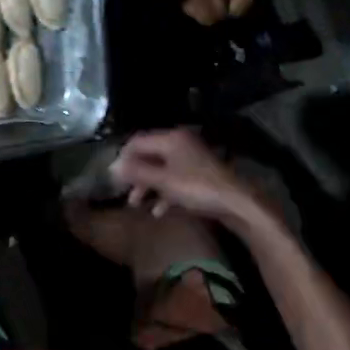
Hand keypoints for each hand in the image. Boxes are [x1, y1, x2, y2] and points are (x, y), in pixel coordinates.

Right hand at [110, 128, 265, 224]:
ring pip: (160, 169)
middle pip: (148, 156)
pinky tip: (159, 210)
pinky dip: (164, 192)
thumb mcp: (163, 181)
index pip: (137, 142)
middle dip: (135, 175)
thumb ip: (136, 172)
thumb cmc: (198, 189)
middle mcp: (180, 144)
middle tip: (124, 192)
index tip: (113, 177)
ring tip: (137, 204)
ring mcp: (191, 159)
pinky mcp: (199, 175)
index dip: (123, 158)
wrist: (238, 205)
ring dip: (148, 186)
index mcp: (171, 139)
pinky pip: (174, 179)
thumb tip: (112, 167)